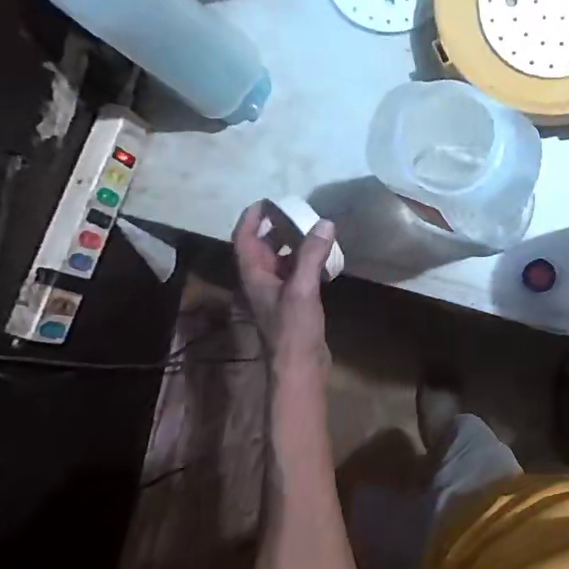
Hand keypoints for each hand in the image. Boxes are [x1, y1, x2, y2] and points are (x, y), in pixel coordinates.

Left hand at [232, 201, 335, 373]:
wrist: (299, 368)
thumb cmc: (293, 329)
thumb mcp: (302, 288)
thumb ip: (311, 255)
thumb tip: (324, 223)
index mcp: (253, 276)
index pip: (244, 239)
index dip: (251, 218)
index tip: (267, 200)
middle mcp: (261, 282)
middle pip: (261, 247)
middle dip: (275, 228)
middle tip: (296, 211)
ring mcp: (276, 294)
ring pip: (279, 261)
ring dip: (292, 244)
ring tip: (312, 229)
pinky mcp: (292, 304)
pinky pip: (295, 274)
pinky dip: (305, 262)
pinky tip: (323, 258)